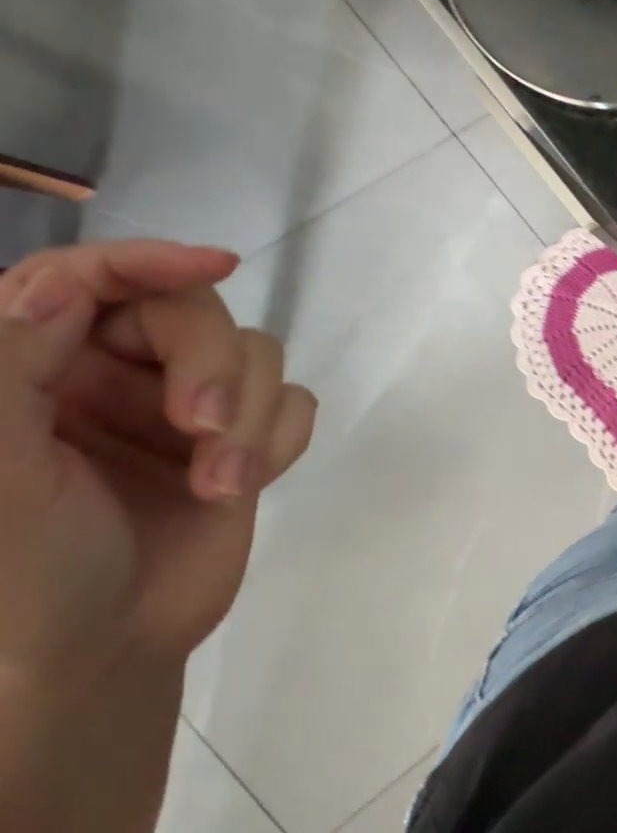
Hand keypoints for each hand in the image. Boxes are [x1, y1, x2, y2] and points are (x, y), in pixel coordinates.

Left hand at [0, 241, 316, 689]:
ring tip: (224, 482)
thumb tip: (56, 283)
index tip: (215, 263)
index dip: (147, 259)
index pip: (87, 279)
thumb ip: (10, 368)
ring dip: (252, 418)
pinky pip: (296, 402)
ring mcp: (182, 406)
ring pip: (256, 357)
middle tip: (202, 424)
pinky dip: (282, 439)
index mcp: (30, 368)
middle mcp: (108, 374)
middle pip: (192, 313)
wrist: (102, 649)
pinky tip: (245, 483)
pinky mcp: (245, 438)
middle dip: (212, 366)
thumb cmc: (18, 570)